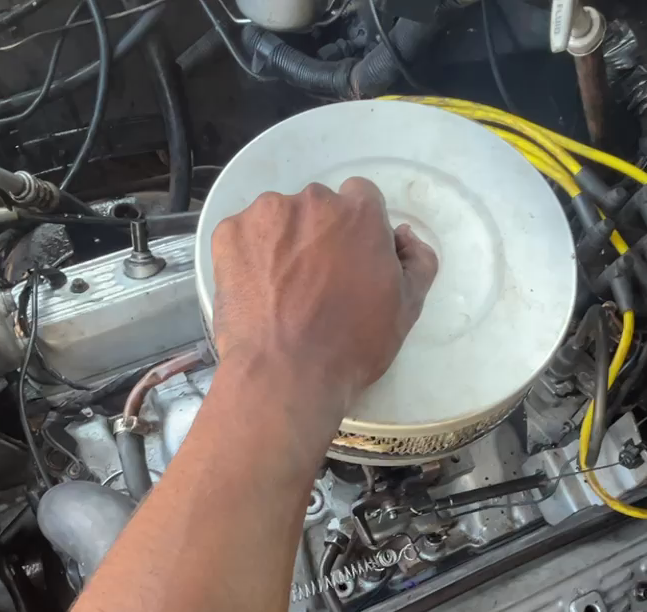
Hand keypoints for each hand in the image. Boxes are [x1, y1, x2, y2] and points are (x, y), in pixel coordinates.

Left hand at [209, 177, 439, 426]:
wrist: (285, 374)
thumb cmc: (352, 346)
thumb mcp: (405, 309)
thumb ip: (417, 262)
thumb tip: (403, 237)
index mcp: (359, 213)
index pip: (361, 201)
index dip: (356, 234)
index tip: (349, 264)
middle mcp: (313, 201)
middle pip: (318, 209)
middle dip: (318, 238)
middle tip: (314, 285)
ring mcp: (266, 215)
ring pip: (278, 221)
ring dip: (282, 246)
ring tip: (281, 294)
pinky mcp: (229, 235)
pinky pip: (242, 237)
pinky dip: (248, 258)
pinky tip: (257, 293)